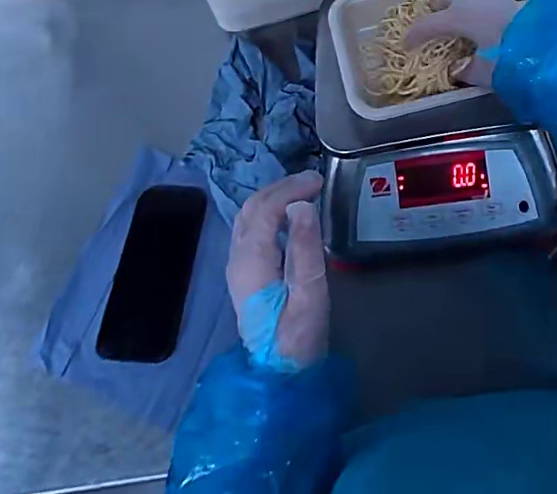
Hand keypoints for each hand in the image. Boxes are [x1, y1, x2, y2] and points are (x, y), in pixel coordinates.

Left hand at [227, 171, 328, 371]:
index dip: (291, 190)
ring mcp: (237, 267)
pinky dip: (270, 210)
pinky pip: (251, 228)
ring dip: (275, 196)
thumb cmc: (298, 338)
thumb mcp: (310, 295)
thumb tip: (303, 206)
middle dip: (283, 187)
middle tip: (315, 180)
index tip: (320, 182)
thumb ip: (306, 249)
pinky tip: (290, 213)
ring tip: (305, 190)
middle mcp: (237, 260)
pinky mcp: (244, 273)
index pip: (265, 210)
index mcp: (251, 263)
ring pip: (248, 216)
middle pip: (251, 208)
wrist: (276, 376)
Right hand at [404, 0, 521, 86]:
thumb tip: (458, 69)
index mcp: (460, 16)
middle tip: (430, 22)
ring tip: (456, 24)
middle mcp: (475, 2)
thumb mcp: (488, 71)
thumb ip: (469, 70)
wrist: (555, 39)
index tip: (405, 44)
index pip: (429, 23)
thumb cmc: (514, 55)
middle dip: (436, 9)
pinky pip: (485, 3)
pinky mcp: (513, 2)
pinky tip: (483, 25)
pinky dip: (477, 12)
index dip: (415, 34)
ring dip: (459, 8)